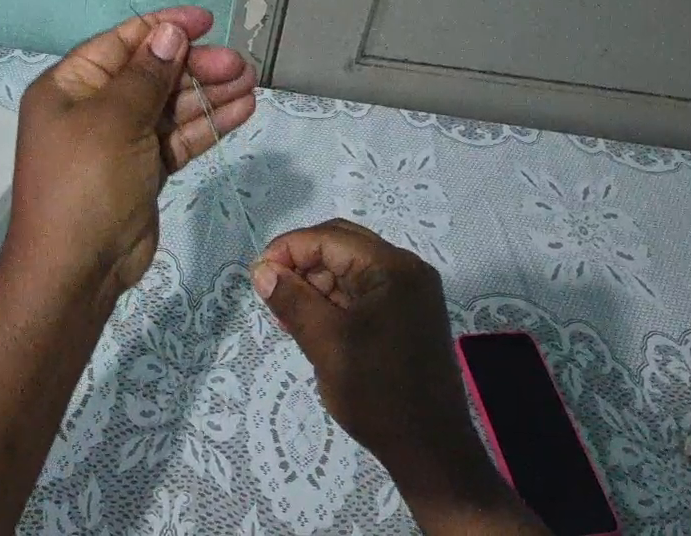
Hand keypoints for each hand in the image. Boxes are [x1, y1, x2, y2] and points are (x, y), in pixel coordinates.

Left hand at [3, 7, 255, 303]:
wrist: (75, 271)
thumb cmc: (85, 184)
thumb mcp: (114, 120)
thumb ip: (146, 74)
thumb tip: (169, 33)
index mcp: (71, 86)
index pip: (123, 42)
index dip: (164, 28)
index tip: (207, 22)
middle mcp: (94, 108)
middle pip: (152, 73)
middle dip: (196, 66)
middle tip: (240, 66)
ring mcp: (121, 140)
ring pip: (170, 106)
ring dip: (209, 94)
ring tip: (251, 82)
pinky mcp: (144, 169)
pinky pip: (178, 138)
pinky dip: (208, 125)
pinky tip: (241, 111)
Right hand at [253, 220, 545, 533]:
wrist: (431, 452)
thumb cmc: (378, 393)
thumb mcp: (325, 343)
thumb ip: (291, 299)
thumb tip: (262, 270)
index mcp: (393, 267)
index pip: (329, 238)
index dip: (289, 249)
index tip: (258, 275)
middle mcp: (407, 269)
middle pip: (341, 245)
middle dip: (302, 263)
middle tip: (272, 292)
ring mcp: (411, 292)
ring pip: (350, 267)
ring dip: (317, 282)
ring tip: (289, 314)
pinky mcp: (409, 314)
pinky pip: (364, 290)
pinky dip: (335, 299)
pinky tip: (314, 322)